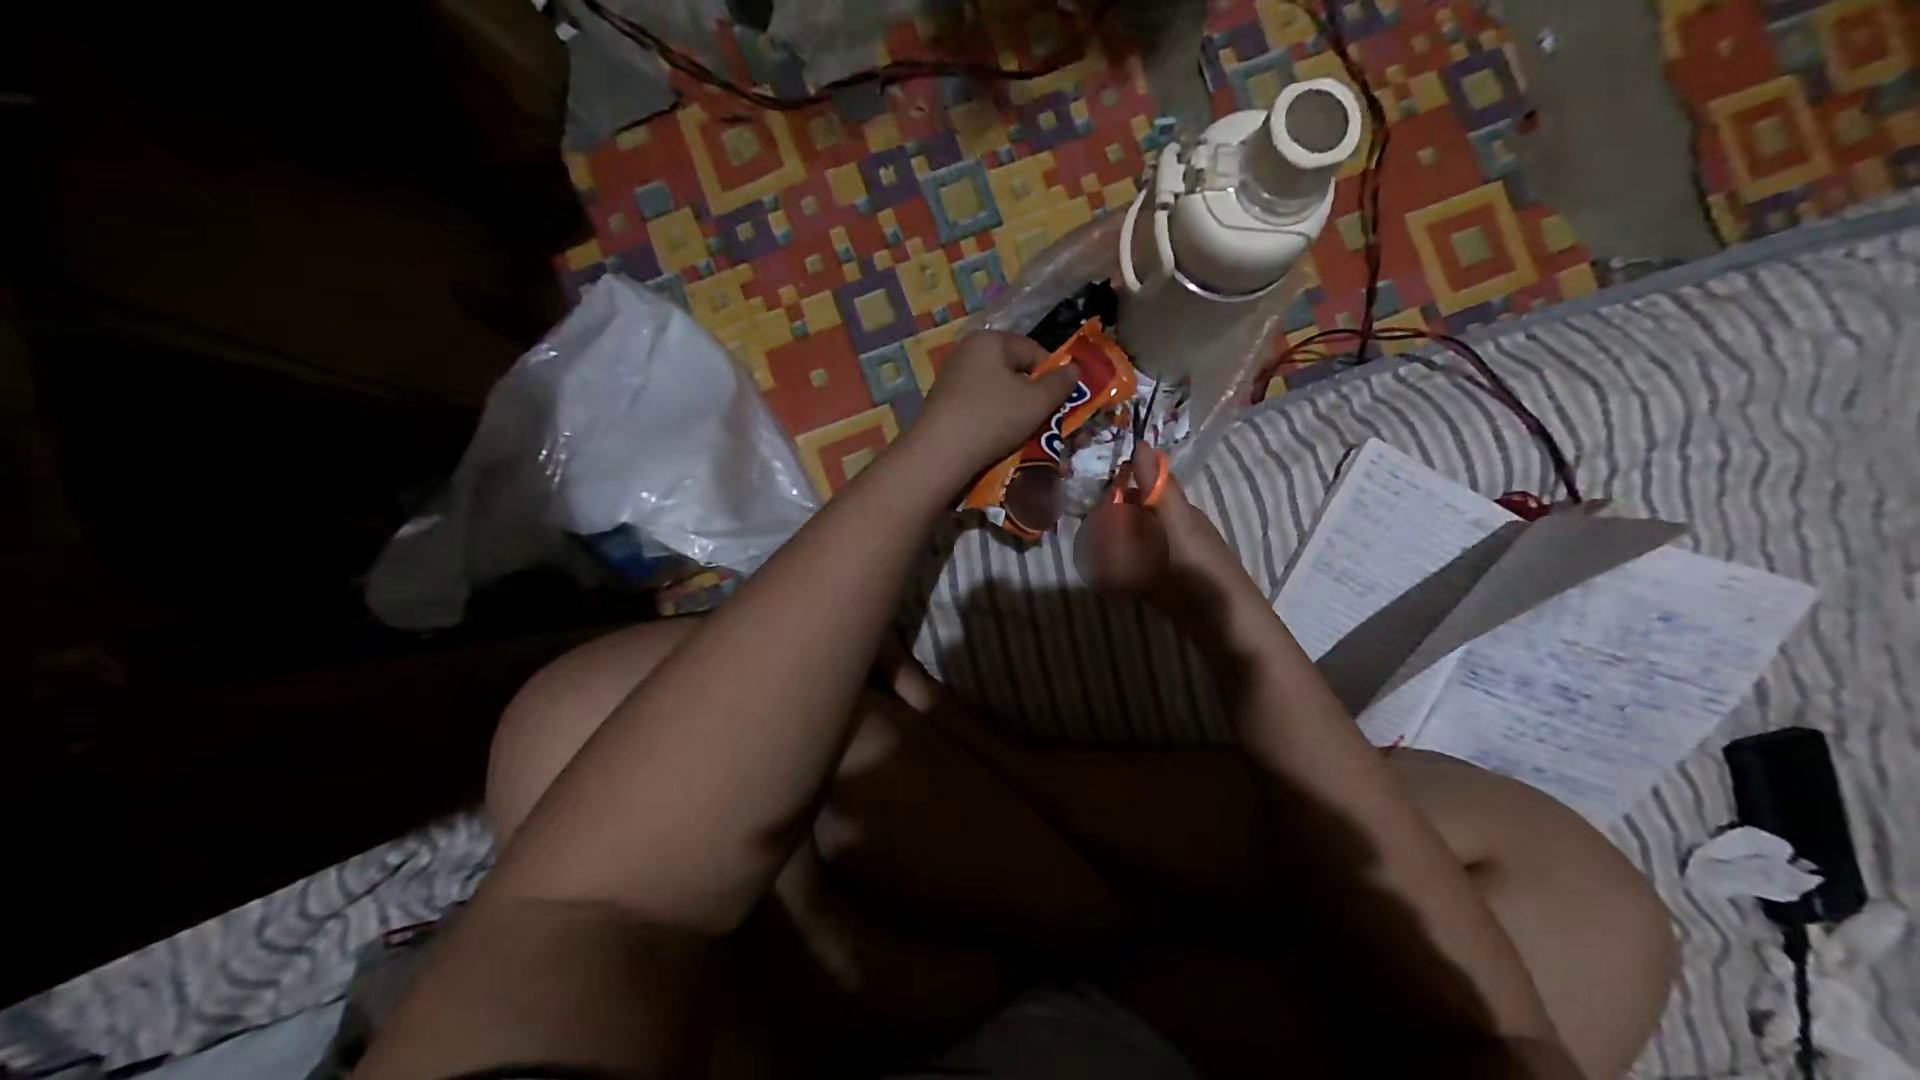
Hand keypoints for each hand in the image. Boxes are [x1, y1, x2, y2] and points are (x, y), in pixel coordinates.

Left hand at [906, 330, 1081, 476]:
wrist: (941, 452)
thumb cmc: (993, 417)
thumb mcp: (1037, 401)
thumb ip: (1059, 383)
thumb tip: (1073, 369)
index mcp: (989, 341)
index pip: (1033, 350)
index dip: (1053, 374)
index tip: (1062, 401)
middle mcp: (966, 352)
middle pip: (1013, 370)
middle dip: (1033, 394)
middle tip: (1045, 419)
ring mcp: (951, 378)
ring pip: (996, 391)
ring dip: (1014, 410)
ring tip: (1024, 433)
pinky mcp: (942, 403)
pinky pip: (978, 406)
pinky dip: (992, 419)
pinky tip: (998, 438)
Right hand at [1078, 445, 1253, 610]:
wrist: (1225, 628)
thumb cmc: (1202, 572)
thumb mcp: (1178, 527)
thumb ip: (1158, 490)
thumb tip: (1142, 442)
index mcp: (1177, 513)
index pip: (1140, 489)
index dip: (1118, 492)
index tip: (1095, 503)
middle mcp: (1170, 531)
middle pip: (1131, 518)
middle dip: (1112, 527)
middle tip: (1097, 541)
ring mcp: (1165, 560)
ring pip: (1129, 546)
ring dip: (1113, 553)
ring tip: (1103, 565)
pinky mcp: (1160, 586)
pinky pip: (1131, 572)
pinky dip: (1119, 575)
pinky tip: (1110, 582)